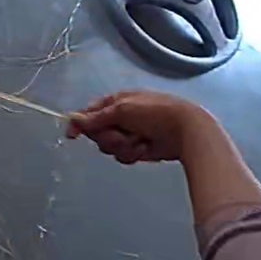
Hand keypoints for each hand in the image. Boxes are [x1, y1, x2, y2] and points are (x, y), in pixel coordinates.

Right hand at [66, 90, 227, 164]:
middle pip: (96, 132)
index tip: (72, 135)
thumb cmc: (154, 113)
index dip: (79, 123)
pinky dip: (132, 153)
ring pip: (108, 146)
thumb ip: (96, 117)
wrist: (188, 130)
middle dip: (107, 136)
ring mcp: (128, 134)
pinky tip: (145, 148)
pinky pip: (123, 156)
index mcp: (113, 103)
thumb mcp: (122, 110)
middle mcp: (118, 119)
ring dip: (122, 146)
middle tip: (121, 135)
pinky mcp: (138, 149)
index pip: (88, 113)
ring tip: (139, 142)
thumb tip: (74, 120)